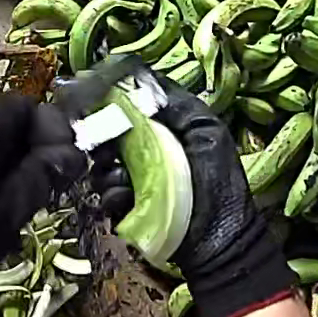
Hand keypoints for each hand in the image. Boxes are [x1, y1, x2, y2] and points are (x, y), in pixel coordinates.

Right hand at [94, 78, 295, 316]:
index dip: (111, 102)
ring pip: (102, 164)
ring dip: (108, 169)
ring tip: (123, 177)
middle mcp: (144, 150)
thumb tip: (141, 77)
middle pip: (107, 134)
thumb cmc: (220, 179)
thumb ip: (176, 104)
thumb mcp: (206, 130)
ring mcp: (133, 179)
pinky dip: (112, 195)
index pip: (128, 107)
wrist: (221, 238)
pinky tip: (126, 197)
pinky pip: (106, 195)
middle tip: (106, 144)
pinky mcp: (127, 207)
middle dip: (103, 136)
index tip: (96, 98)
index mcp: (162, 129)